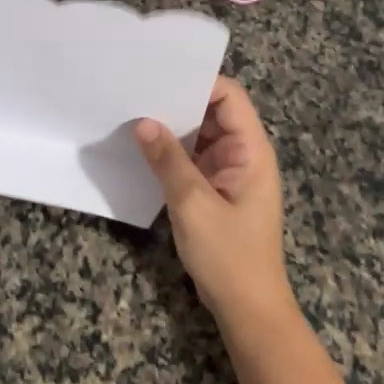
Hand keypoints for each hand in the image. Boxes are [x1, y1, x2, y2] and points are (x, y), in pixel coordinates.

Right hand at [133, 77, 292, 325]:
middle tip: (136, 92)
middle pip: (213, 113)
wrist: (247, 308)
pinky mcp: (215, 193)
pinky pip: (193, 161)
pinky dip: (171, 154)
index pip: (229, 97)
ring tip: (133, 114)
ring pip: (200, 137)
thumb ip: (168, 161)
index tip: (159, 75)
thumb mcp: (193, 204)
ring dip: (172, 129)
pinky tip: (143, 149)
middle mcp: (243, 156)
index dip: (198, 82)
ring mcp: (229, 175)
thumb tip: (143, 122)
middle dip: (178, 102)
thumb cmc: (229, 256)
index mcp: (251, 151)